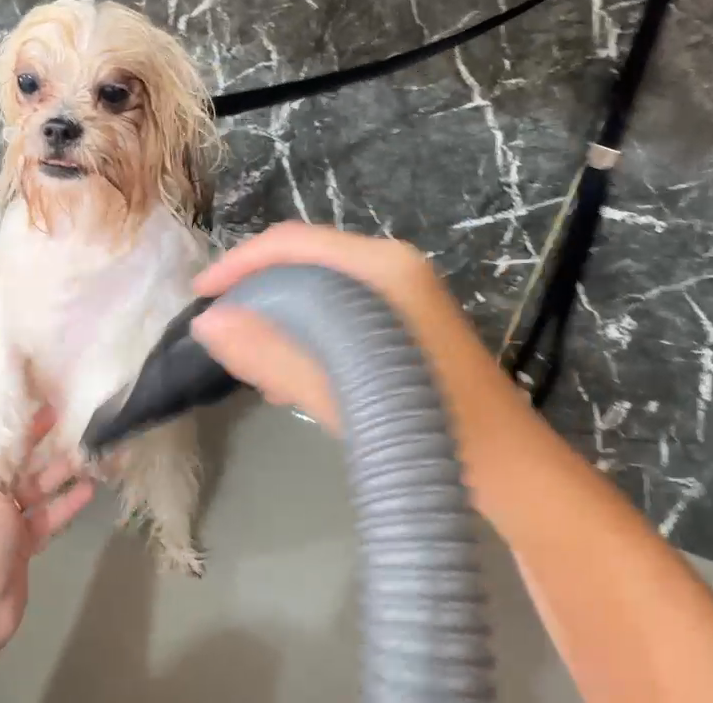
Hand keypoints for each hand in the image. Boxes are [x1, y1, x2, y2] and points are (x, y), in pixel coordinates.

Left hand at [0, 375, 95, 650]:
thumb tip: (17, 416)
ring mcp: (1, 512)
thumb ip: (3, 454)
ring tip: (84, 441)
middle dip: (27, 424)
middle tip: (56, 397)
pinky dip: (67, 500)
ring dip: (57, 463)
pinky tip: (91, 485)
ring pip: (33, 478)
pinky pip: (48, 511)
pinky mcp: (22, 536)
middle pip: (3, 447)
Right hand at [189, 222, 479, 435]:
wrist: (512, 470)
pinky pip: (338, 309)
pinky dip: (307, 332)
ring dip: (280, 316)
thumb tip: (206, 324)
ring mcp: (401, 292)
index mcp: (381, 267)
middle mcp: (391, 265)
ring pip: (318, 287)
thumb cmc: (430, 426)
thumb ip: (273, 355)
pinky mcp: (403, 320)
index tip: (200, 295)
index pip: (292, 243)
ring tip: (254, 362)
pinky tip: (293, 375)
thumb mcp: (342, 391)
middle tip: (223, 332)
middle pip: (303, 260)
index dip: (239, 263)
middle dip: (257, 292)